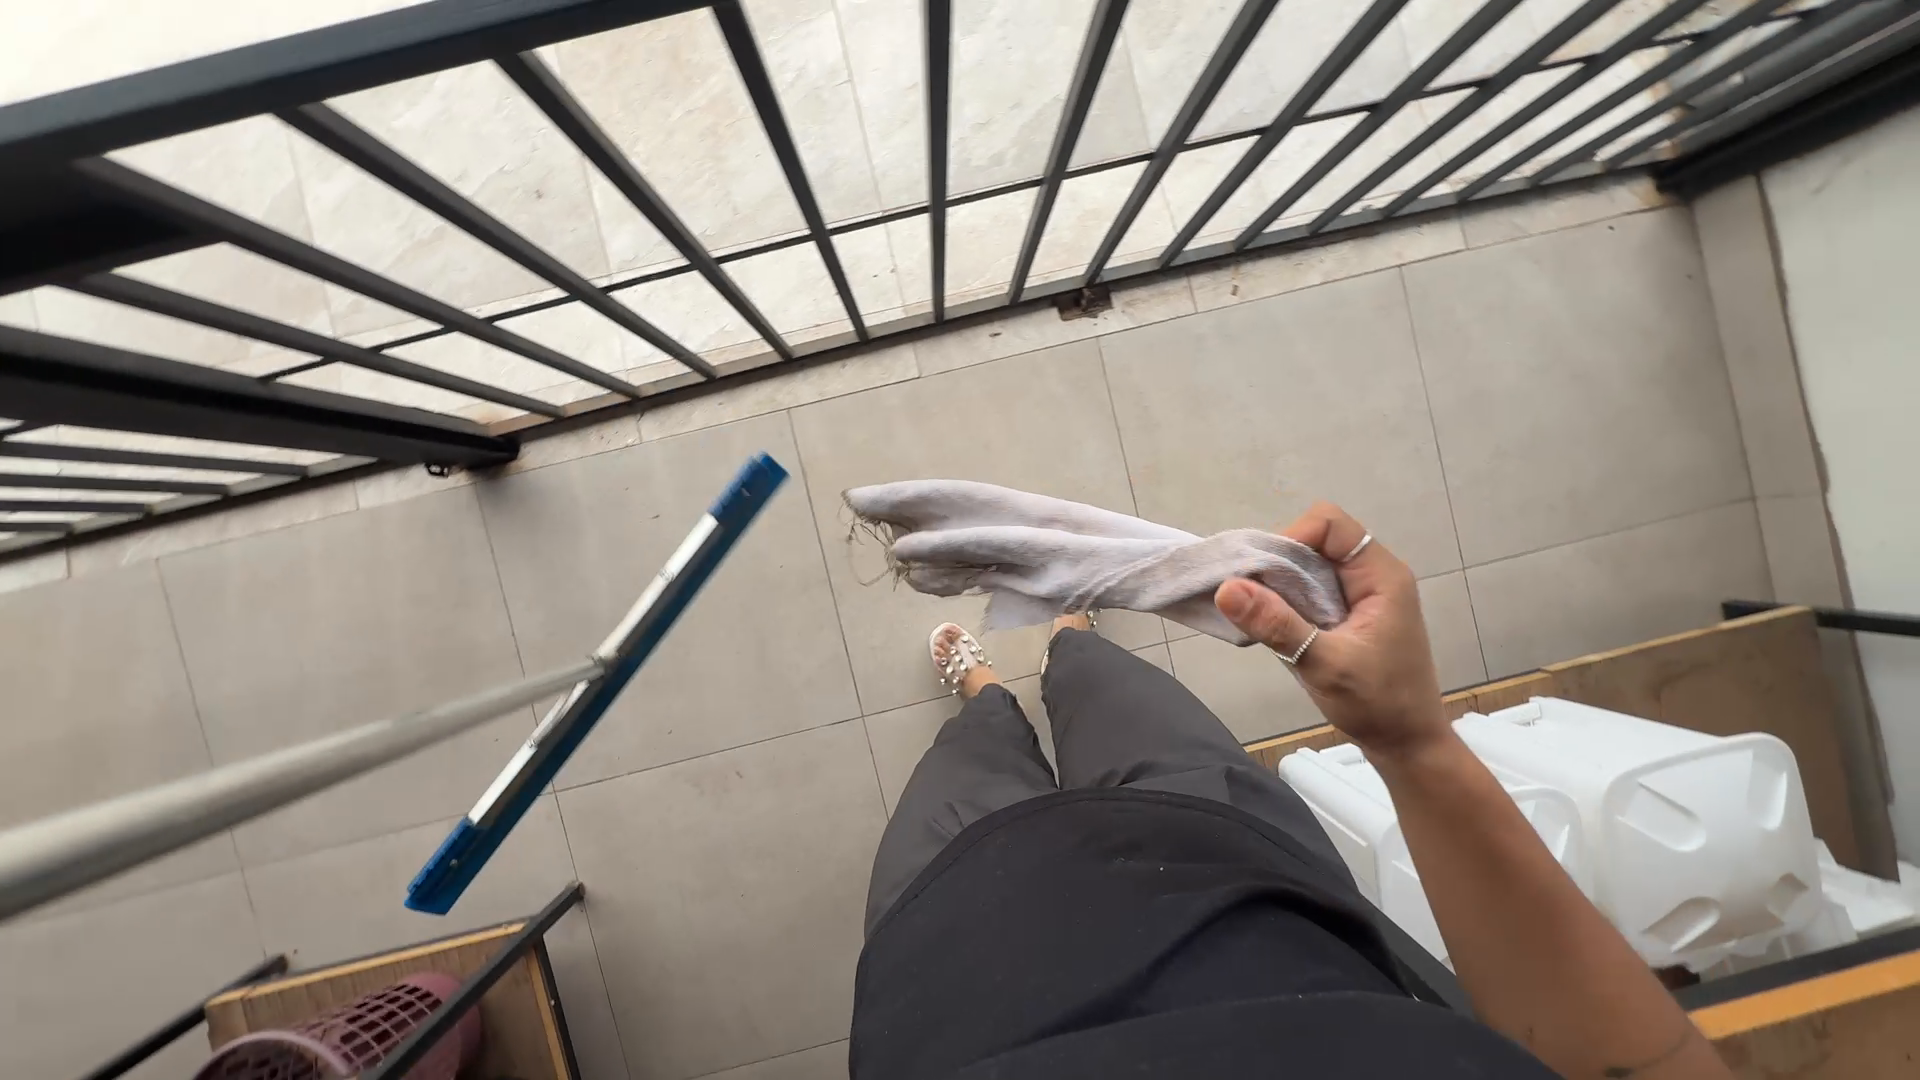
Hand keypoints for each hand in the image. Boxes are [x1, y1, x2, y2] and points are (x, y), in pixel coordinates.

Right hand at [1213, 502, 1449, 761]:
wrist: (1405, 745)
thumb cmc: (1378, 704)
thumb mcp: (1324, 665)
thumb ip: (1277, 624)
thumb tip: (1226, 588)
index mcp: (1380, 576)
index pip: (1329, 524)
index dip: (1291, 538)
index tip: (1263, 576)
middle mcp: (1370, 575)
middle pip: (1313, 540)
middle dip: (1277, 563)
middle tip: (1253, 599)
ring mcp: (1358, 594)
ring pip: (1306, 564)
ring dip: (1277, 584)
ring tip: (1260, 615)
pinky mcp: (1344, 612)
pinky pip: (1307, 588)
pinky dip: (1283, 600)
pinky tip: (1272, 625)